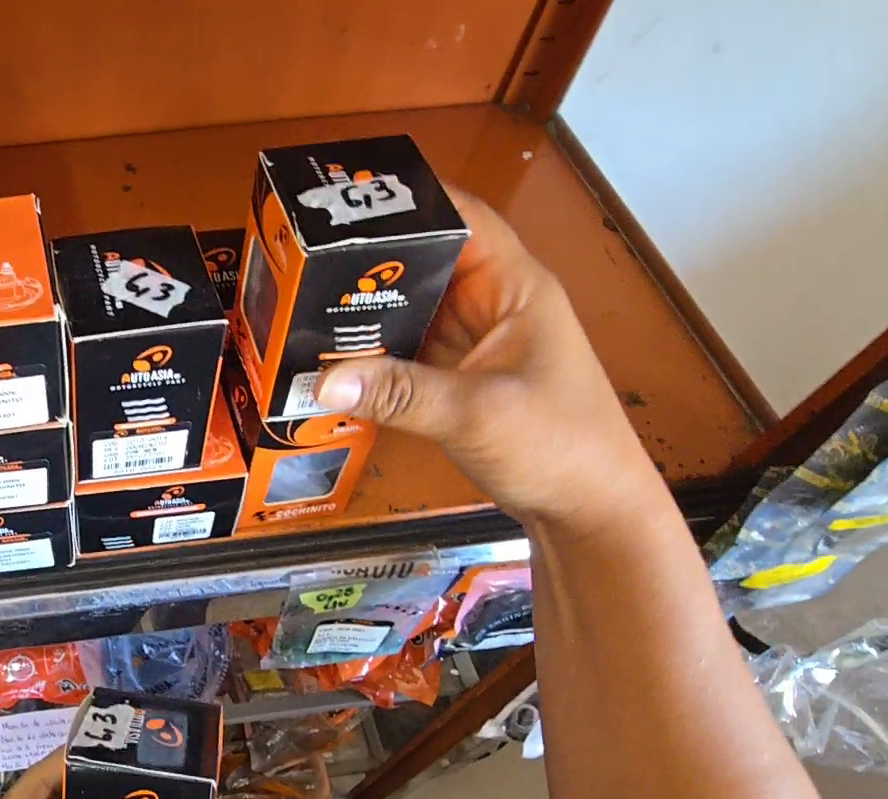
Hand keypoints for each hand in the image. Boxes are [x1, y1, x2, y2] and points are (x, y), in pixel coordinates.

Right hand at [315, 190, 664, 532]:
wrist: (584, 507)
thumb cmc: (558, 445)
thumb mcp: (477, 413)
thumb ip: (401, 394)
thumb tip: (324, 381)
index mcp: (513, 287)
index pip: (462, 219)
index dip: (412, 202)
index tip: (350, 201)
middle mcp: (489, 306)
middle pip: (424, 264)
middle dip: (370, 262)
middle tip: (305, 262)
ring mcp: (470, 346)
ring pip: (410, 312)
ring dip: (365, 313)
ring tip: (303, 308)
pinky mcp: (454, 381)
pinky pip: (404, 355)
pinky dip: (371, 356)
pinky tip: (331, 362)